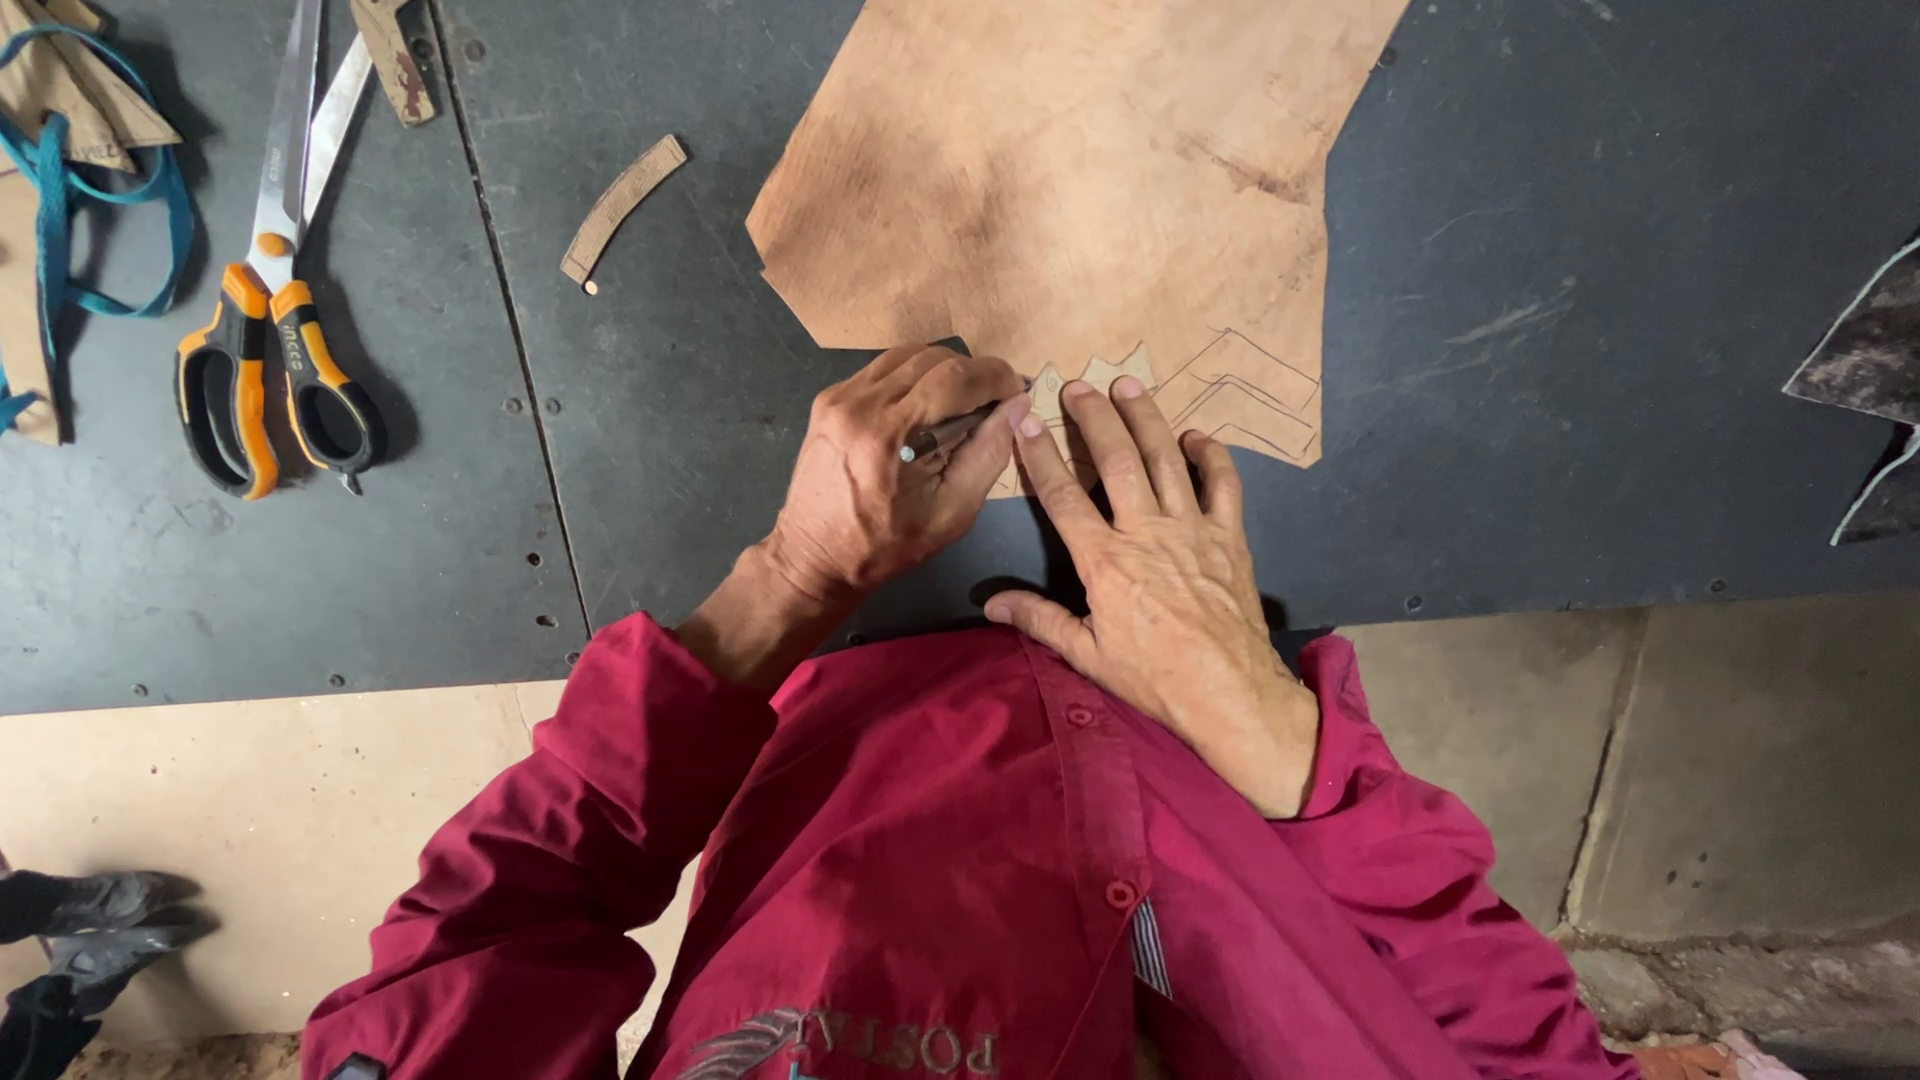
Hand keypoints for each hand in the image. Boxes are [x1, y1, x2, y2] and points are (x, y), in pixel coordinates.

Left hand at [677, 344, 1026, 695]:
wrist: (815, 557)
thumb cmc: (887, 546)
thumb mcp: (952, 512)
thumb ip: (989, 454)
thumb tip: (1017, 407)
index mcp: (889, 433)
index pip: (955, 377)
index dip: (994, 375)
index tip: (1016, 388)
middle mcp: (859, 403)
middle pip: (933, 358)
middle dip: (973, 371)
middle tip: (994, 398)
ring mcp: (839, 397)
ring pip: (907, 356)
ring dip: (943, 370)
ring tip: (962, 400)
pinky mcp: (828, 400)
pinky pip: (883, 370)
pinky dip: (912, 378)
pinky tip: (923, 406)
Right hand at [984, 376, 1318, 817]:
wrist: (1227, 690)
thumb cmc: (1151, 674)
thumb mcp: (1085, 652)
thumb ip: (1039, 619)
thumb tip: (990, 602)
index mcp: (1105, 560)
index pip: (1063, 496)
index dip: (1042, 455)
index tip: (1027, 419)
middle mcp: (1145, 531)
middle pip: (1116, 461)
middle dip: (1094, 419)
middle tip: (1079, 385)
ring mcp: (1191, 529)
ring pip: (1165, 460)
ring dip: (1145, 419)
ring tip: (1128, 386)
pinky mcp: (1229, 537)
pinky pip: (1223, 485)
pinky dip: (1211, 456)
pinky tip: (1197, 436)